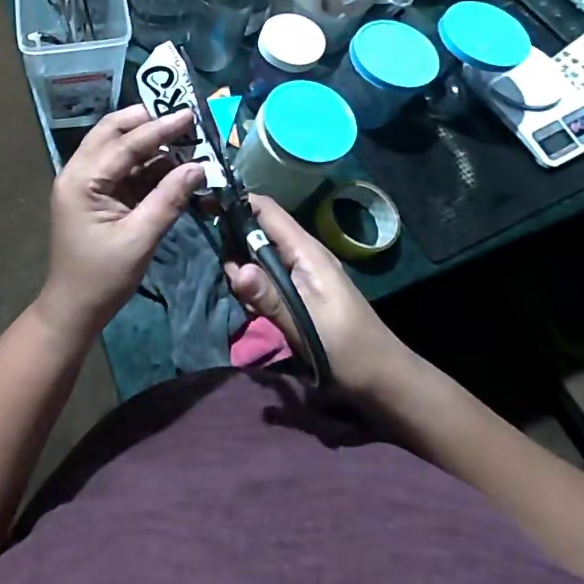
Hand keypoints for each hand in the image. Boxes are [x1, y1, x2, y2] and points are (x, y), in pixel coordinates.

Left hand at [38, 105, 205, 338]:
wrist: (74, 309)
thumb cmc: (102, 277)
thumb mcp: (139, 239)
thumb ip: (169, 199)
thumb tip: (199, 167)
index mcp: (81, 181)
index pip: (124, 145)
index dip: (160, 129)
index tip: (189, 114)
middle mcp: (79, 174)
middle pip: (113, 133)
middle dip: (147, 123)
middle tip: (182, 119)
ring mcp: (86, 184)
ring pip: (118, 148)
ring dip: (149, 142)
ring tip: (184, 139)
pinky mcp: (97, 196)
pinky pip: (123, 169)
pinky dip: (147, 164)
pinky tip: (172, 164)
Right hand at [222, 195, 414, 396]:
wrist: (382, 379)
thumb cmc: (348, 350)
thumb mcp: (306, 326)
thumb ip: (270, 298)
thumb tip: (235, 269)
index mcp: (307, 251)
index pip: (266, 210)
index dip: (234, 203)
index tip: (201, 206)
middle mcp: (302, 255)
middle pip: (259, 230)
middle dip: (231, 239)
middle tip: (207, 260)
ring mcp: (301, 274)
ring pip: (260, 255)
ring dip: (239, 266)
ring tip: (222, 284)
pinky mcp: (299, 292)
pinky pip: (267, 276)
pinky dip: (252, 283)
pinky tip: (242, 300)